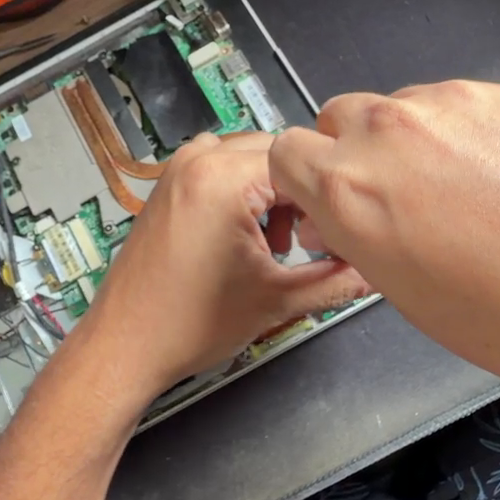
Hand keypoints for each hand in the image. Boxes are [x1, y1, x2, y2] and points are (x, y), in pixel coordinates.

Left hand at [74, 132, 369, 400]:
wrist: (125, 346)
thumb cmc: (189, 324)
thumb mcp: (276, 301)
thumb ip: (335, 281)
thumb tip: (374, 270)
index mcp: (224, 178)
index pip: (300, 163)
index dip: (325, 199)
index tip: (335, 234)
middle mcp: (197, 161)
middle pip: (274, 154)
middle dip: (298, 193)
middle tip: (308, 241)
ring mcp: (177, 171)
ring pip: (245, 159)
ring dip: (269, 191)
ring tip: (274, 243)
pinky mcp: (167, 187)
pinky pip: (217, 169)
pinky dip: (239, 191)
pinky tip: (245, 237)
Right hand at [267, 81, 499, 400]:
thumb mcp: (412, 298)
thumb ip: (364, 236)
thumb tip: (357, 216)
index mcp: (352, 192)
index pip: (285, 155)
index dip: (304, 183)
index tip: (328, 204)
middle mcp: (392, 134)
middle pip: (338, 120)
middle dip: (353, 157)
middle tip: (394, 202)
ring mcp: (454, 105)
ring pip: (402, 110)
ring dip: (414, 145)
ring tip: (465, 197)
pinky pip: (461, 106)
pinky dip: (468, 135)